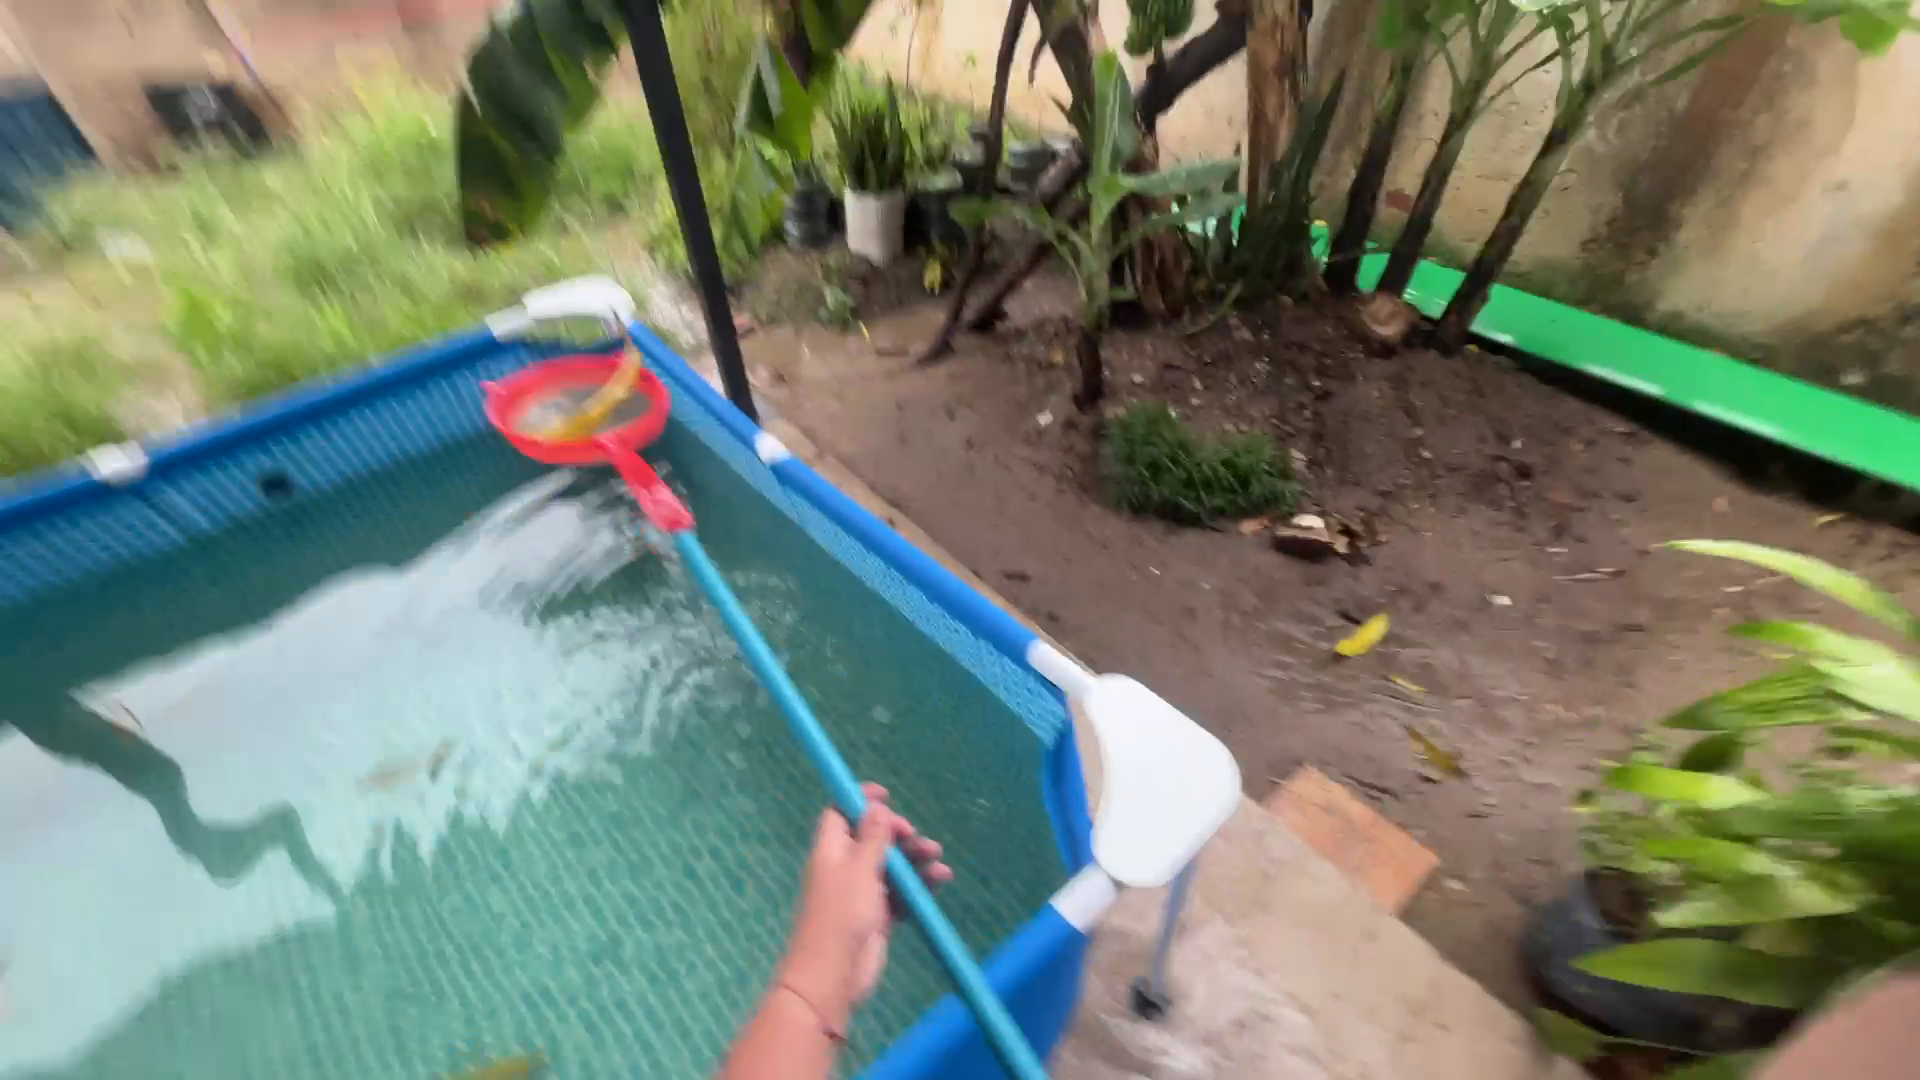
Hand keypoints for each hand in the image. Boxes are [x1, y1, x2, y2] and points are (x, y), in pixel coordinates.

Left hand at [777, 783, 952, 1030]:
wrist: (834, 975)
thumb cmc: (841, 912)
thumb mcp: (859, 867)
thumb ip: (872, 837)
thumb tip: (876, 806)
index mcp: (832, 849)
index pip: (841, 813)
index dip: (861, 800)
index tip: (886, 795)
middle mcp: (846, 866)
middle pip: (872, 837)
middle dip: (896, 831)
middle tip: (912, 835)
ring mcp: (863, 891)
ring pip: (892, 864)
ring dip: (914, 856)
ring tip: (936, 855)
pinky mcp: (879, 914)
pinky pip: (902, 892)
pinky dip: (920, 884)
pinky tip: (941, 879)